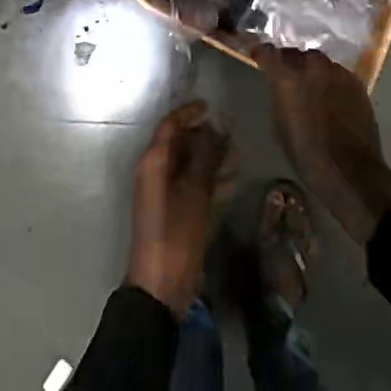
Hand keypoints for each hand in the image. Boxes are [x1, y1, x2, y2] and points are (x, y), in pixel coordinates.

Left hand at [126, 100, 235, 316]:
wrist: (161, 285)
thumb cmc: (175, 234)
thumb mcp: (194, 193)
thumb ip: (205, 158)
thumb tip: (216, 127)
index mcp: (152, 163)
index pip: (169, 126)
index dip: (188, 113)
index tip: (210, 106)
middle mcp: (154, 173)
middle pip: (178, 144)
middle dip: (204, 136)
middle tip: (231, 133)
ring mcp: (162, 193)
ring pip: (187, 165)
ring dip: (210, 158)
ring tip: (237, 154)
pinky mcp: (173, 211)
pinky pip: (191, 185)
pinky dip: (208, 179)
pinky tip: (231, 180)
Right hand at [256, 46, 390, 244]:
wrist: (349, 169)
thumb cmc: (305, 151)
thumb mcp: (279, 121)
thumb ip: (278, 93)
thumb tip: (279, 83)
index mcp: (287, 76)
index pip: (268, 51)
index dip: (263, 54)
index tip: (260, 60)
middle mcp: (312, 66)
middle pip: (296, 53)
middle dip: (290, 62)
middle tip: (289, 77)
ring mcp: (337, 72)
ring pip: (319, 62)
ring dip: (312, 70)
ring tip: (313, 87)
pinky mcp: (356, 82)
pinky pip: (338, 73)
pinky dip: (331, 80)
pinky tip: (332, 96)